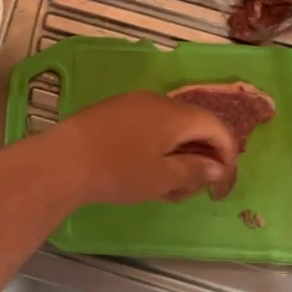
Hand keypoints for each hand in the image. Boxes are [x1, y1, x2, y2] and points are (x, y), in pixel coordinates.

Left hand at [36, 90, 237, 205]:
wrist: (64, 160)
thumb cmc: (118, 171)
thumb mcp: (163, 178)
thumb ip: (195, 170)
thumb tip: (216, 167)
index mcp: (176, 114)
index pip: (216, 127)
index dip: (227, 154)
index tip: (221, 183)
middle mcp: (157, 101)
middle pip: (193, 125)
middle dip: (199, 158)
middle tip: (189, 190)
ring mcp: (132, 103)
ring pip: (168, 127)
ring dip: (175, 155)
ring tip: (164, 188)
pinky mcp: (112, 111)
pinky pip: (146, 126)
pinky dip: (154, 147)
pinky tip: (141, 172)